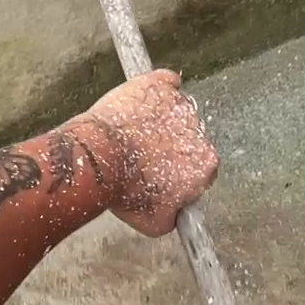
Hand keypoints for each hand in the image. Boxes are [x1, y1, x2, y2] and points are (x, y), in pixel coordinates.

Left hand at [79, 70, 218, 235]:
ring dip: (161, 117)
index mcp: (205, 163)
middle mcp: (198, 129)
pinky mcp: (157, 84)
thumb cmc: (125, 190)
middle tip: (145, 151)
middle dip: (172, 142)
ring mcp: (178, 103)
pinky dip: (158, 87)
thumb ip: (178, 212)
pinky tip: (144, 97)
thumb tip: (178, 210)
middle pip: (189, 135)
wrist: (99, 160)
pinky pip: (165, 81)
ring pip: (175, 109)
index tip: (165, 169)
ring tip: (135, 129)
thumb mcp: (157, 223)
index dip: (182, 168)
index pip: (202, 165)